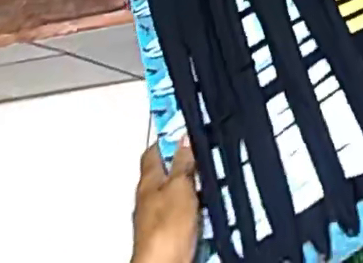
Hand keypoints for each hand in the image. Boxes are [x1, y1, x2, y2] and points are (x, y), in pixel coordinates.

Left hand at [131, 138, 199, 262]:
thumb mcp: (179, 186)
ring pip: (177, 191)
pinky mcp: (169, 233)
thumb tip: (183, 136)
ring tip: (214, 173)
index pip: (153, 151)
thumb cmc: (168, 224)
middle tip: (207, 150)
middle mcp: (149, 197)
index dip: (167, 139)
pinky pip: (184, 210)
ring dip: (193, 183)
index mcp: (148, 181)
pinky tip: (210, 201)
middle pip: (166, 171)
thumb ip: (182, 162)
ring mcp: (158, 216)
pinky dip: (195, 204)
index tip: (186, 129)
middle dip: (185, 161)